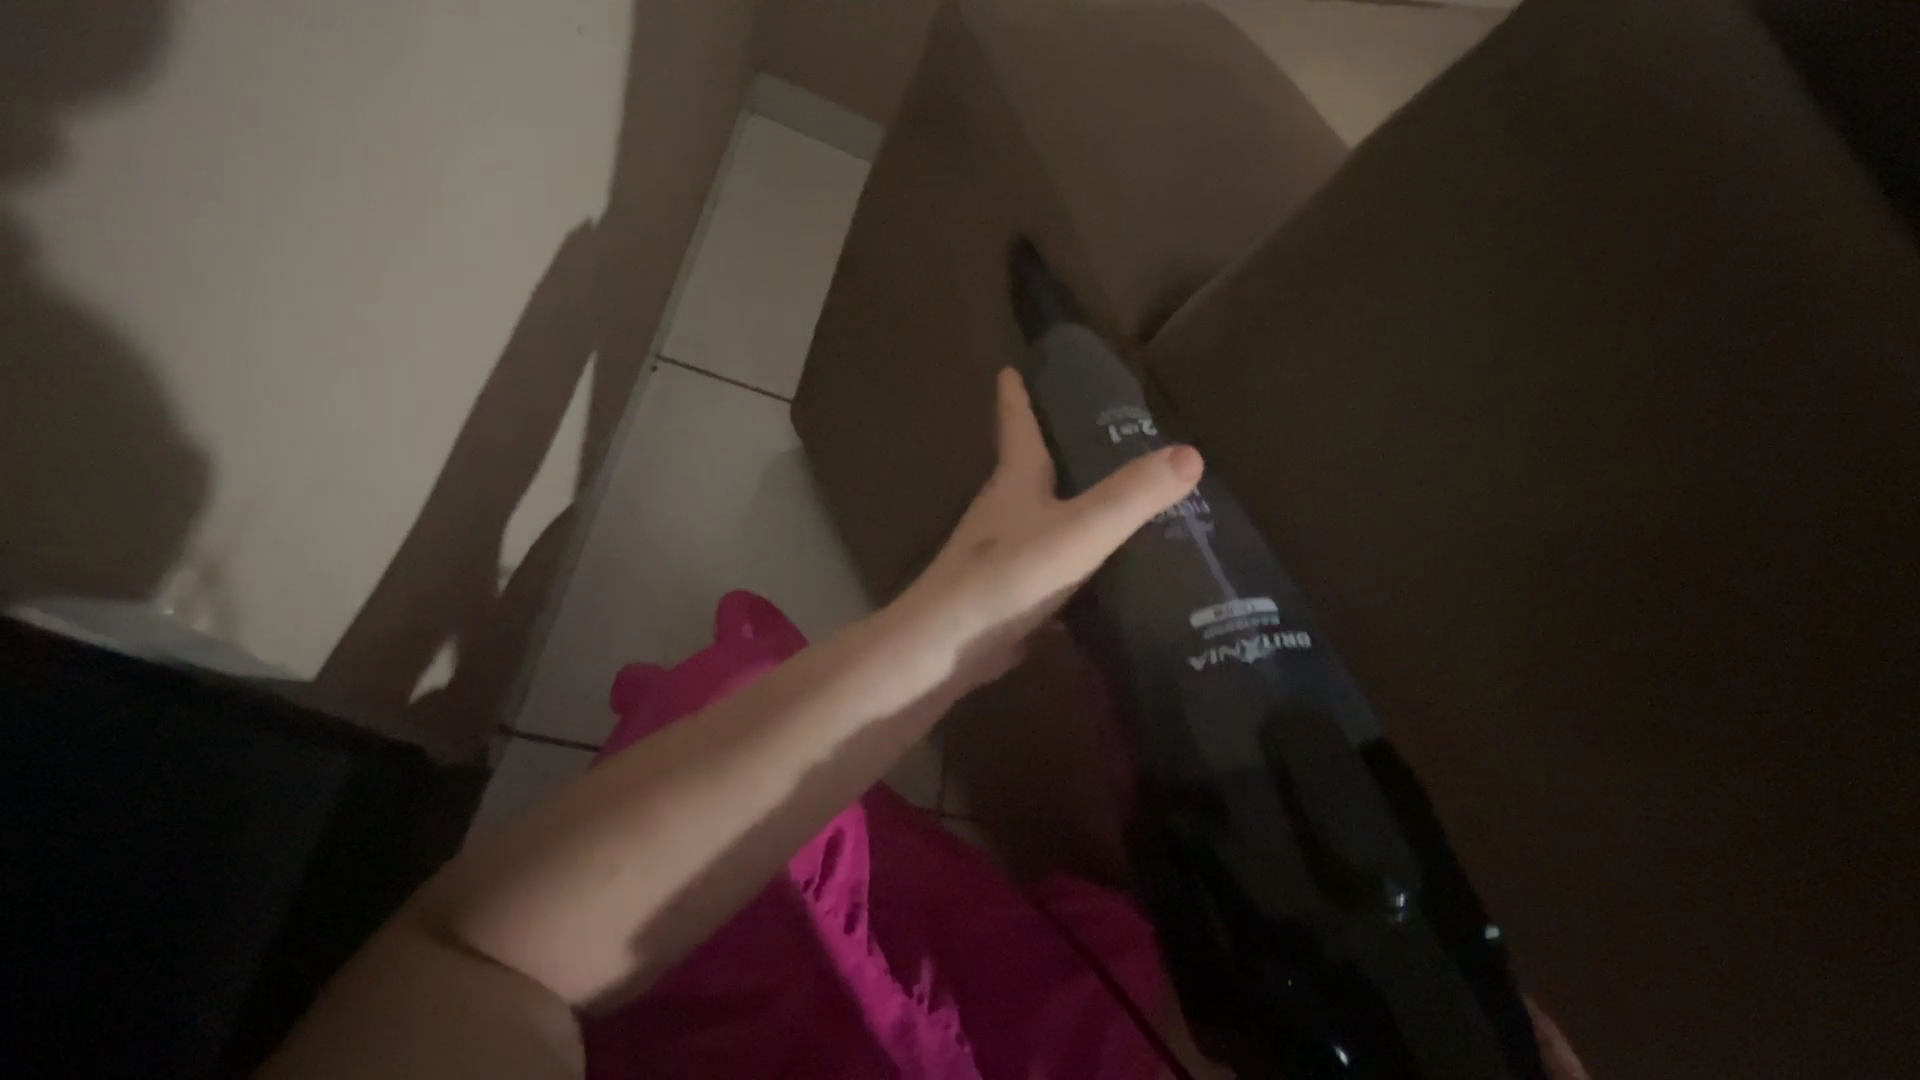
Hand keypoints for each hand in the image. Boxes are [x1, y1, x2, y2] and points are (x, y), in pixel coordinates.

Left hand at [899, 367, 1202, 689]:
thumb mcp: (1080, 531)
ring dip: (1067, 512)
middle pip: (1029, 472)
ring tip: (1114, 508)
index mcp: (1015, 482)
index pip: (1016, 424)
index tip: (1011, 368)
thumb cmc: (1009, 576)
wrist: (947, 648)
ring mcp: (999, 557)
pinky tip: (1101, 583)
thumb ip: (1132, 496)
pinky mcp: (1003, 598)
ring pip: (1039, 524)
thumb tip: (1190, 453)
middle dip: (1055, 452)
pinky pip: (1045, 572)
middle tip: (1100, 439)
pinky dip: (1070, 569)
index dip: (1017, 395)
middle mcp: (1002, 512)